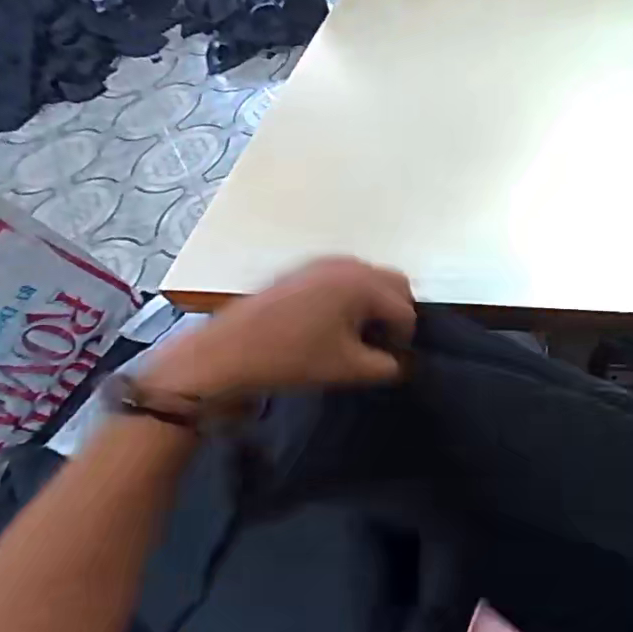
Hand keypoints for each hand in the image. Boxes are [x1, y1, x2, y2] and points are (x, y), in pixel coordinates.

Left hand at [143, 257, 414, 396]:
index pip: (405, 310)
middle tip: (384, 341)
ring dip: (375, 301)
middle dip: (396, 311)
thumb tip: (398, 362)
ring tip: (360, 333)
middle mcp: (349, 264)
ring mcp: (324, 262)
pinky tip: (334, 321)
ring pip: (370, 277)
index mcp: (364, 284)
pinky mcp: (304, 269)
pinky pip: (345, 276)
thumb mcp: (349, 369)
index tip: (392, 358)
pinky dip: (352, 294)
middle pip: (395, 283)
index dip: (404, 338)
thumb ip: (386, 366)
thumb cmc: (292, 358)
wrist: (227, 353)